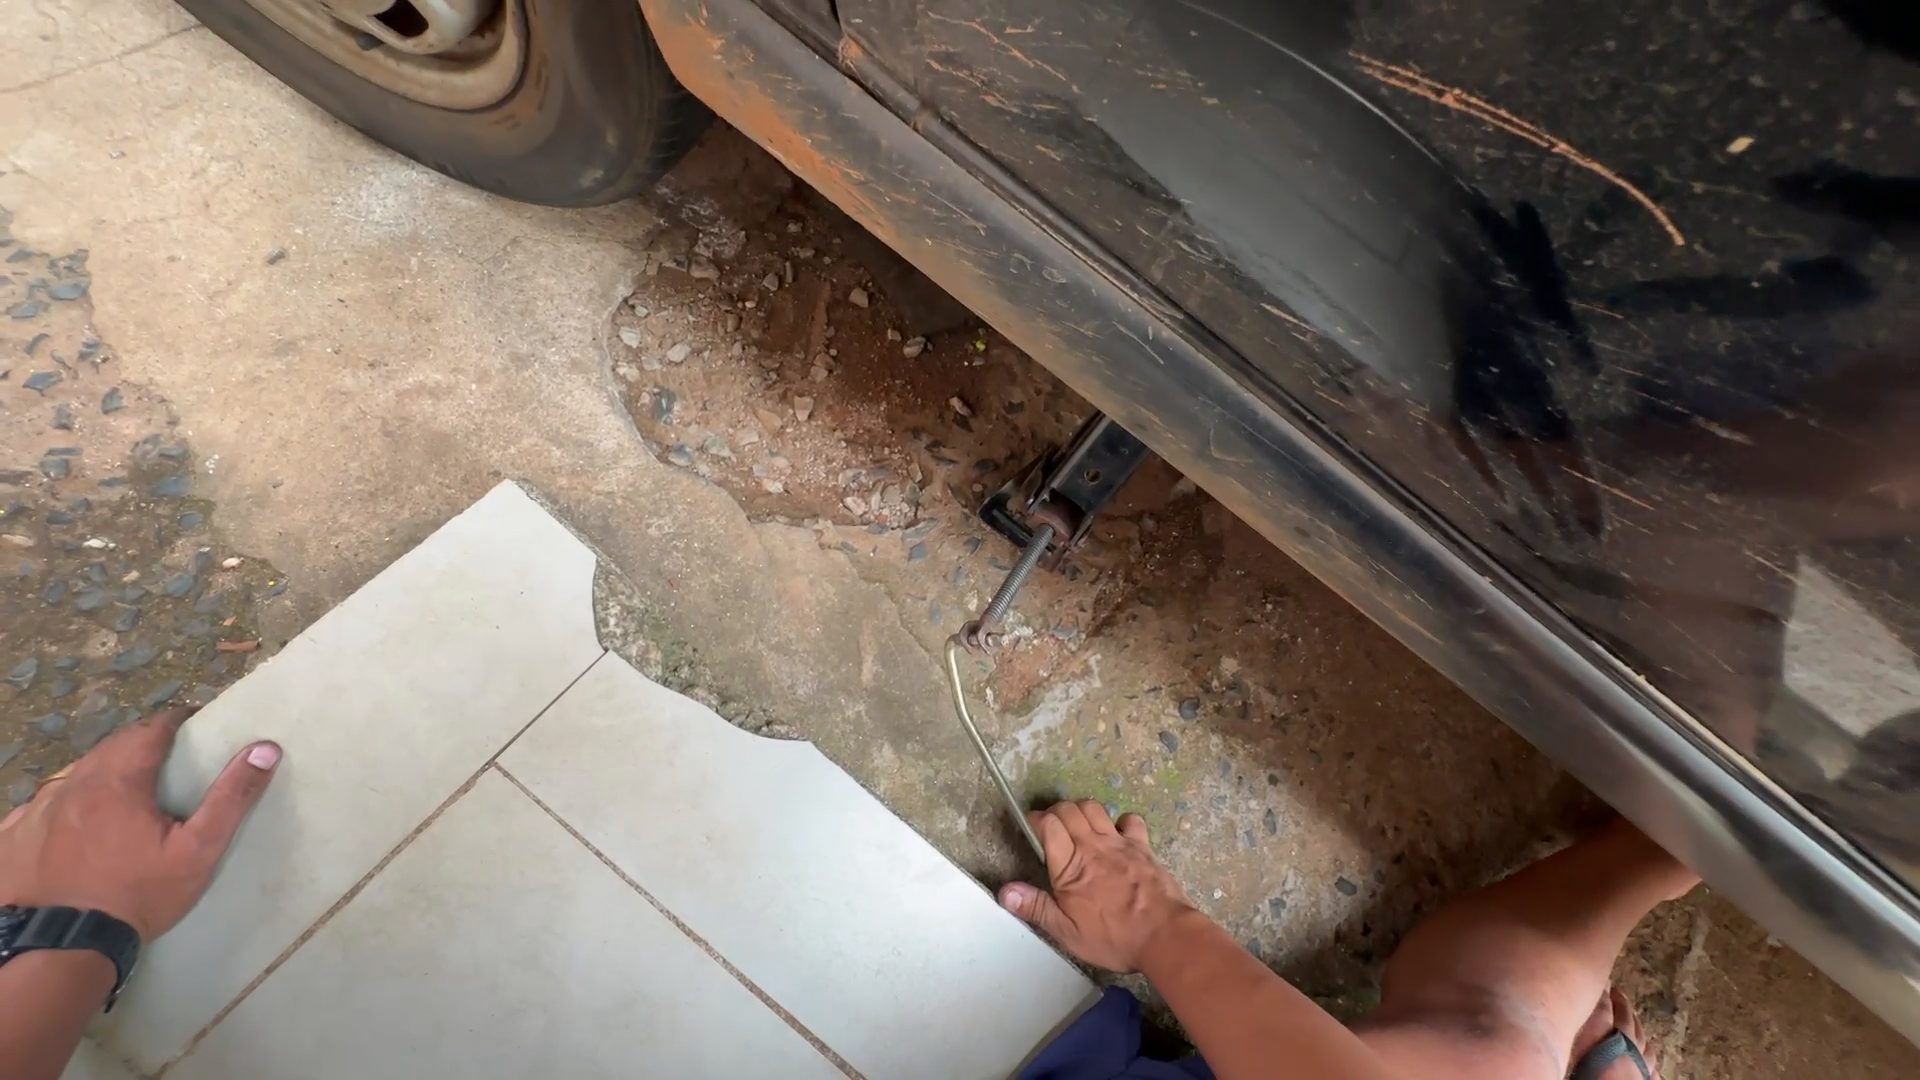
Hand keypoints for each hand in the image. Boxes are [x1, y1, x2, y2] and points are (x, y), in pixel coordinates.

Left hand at [0, 707, 279, 941]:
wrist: (57, 950)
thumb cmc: (139, 894)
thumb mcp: (201, 848)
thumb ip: (232, 796)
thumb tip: (264, 748)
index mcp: (115, 785)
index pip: (145, 732)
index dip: (172, 721)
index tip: (194, 720)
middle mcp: (67, 792)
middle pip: (107, 749)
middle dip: (140, 742)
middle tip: (169, 749)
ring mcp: (30, 818)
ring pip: (71, 775)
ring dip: (102, 769)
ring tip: (126, 783)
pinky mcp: (7, 844)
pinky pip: (38, 806)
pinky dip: (64, 799)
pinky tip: (75, 816)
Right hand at [997, 800, 1195, 972]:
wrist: (1164, 935)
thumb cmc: (1113, 937)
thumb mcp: (1068, 932)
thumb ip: (1035, 907)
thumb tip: (1005, 891)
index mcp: (1069, 864)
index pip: (1047, 824)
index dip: (1035, 820)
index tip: (1031, 827)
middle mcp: (1091, 845)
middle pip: (1068, 809)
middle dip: (1055, 811)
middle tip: (1052, 827)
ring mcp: (1118, 842)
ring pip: (1094, 808)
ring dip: (1082, 810)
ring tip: (1078, 825)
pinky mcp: (1142, 846)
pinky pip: (1130, 820)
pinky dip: (1121, 821)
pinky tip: (1118, 834)